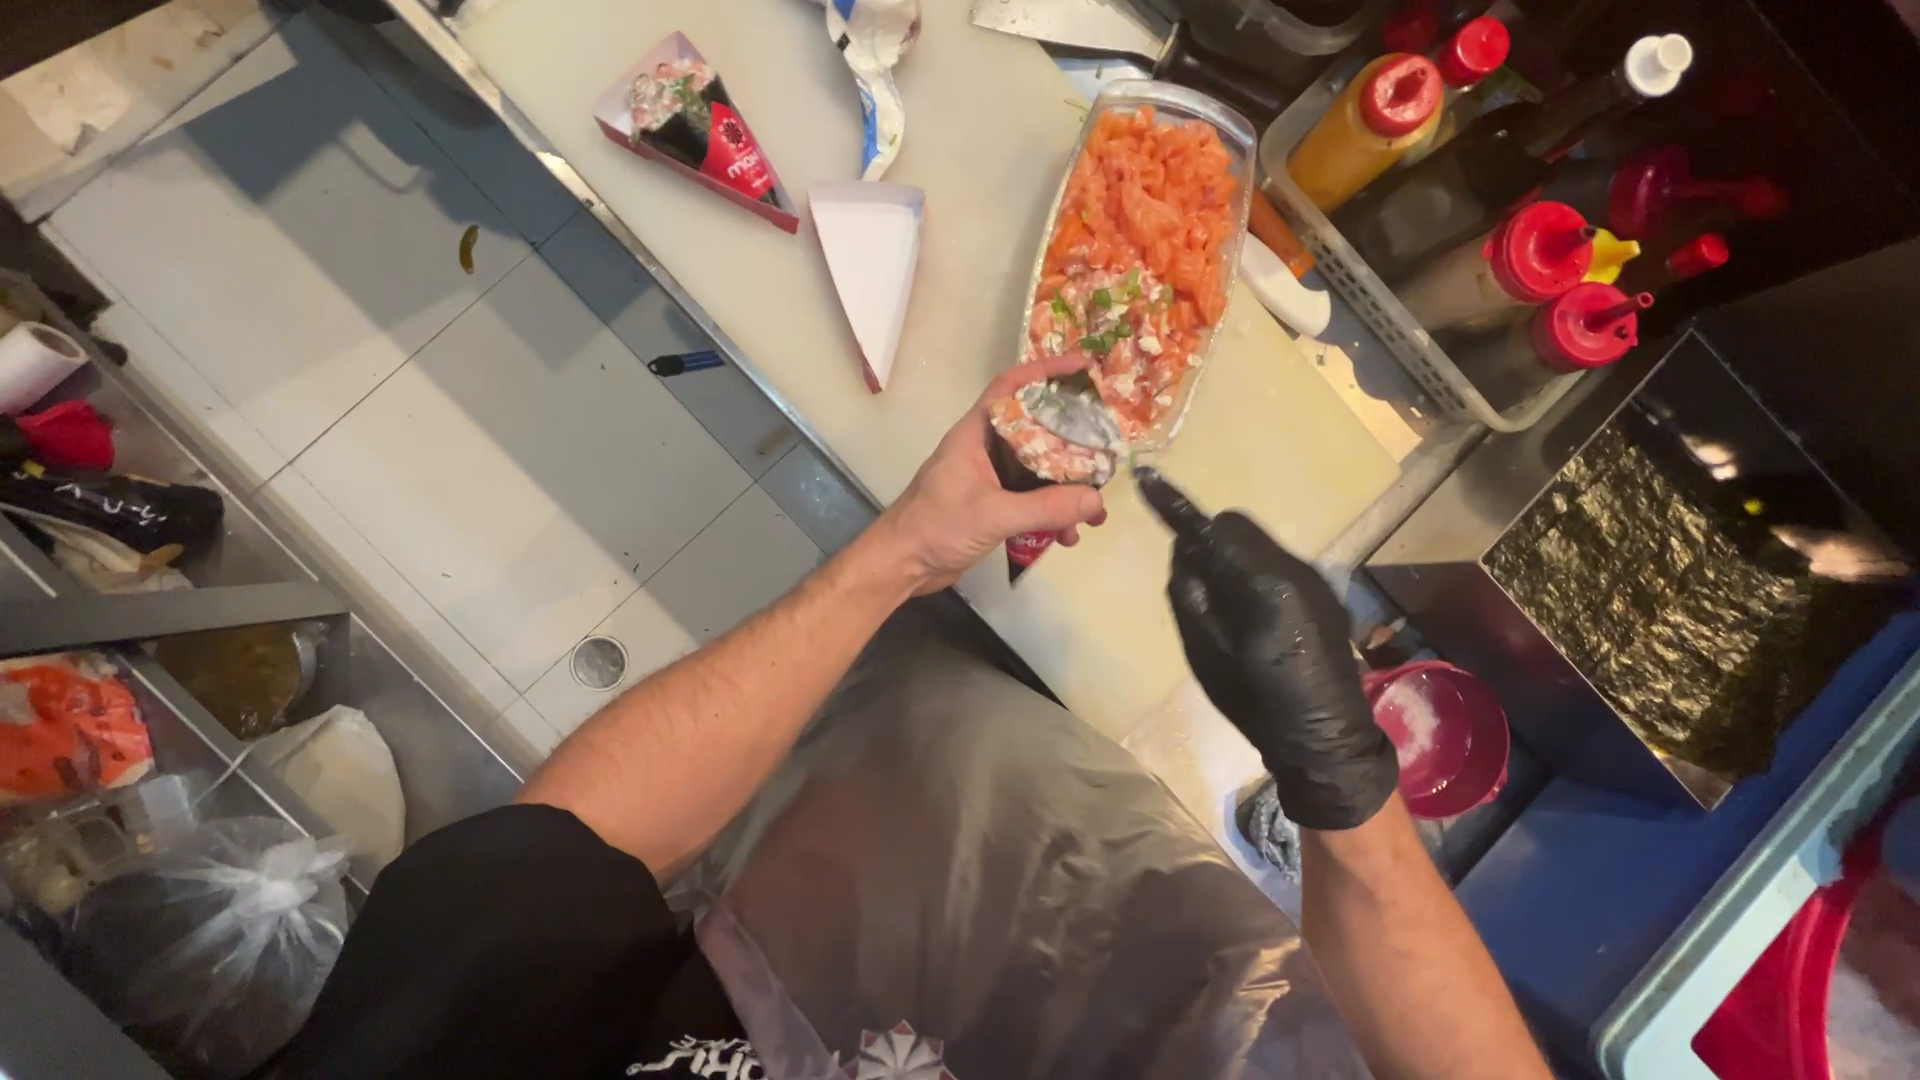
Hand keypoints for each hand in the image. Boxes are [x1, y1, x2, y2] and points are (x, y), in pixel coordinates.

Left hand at [873, 354, 1108, 595]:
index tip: (1081, 368)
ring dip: (1066, 490)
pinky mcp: (992, 506)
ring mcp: (988, 479)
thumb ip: (1045, 508)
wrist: (902, 564)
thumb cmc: (936, 526)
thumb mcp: (993, 514)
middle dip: (1071, 443)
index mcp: (976, 434)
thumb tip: (1095, 499)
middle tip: (1104, 451)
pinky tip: (1067, 537)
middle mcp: (984, 450)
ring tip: (1094, 512)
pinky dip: (1051, 515)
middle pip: (1035, 431)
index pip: (1010, 387)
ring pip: (1037, 472)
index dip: (1044, 371)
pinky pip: (1030, 502)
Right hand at [1141, 470, 1395, 830]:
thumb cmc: (1253, 701)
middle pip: (1237, 525)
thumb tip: (1185, 549)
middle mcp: (1294, 567)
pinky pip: (1276, 562)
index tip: (1148, 480)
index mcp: (1261, 584)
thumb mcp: (1204, 651)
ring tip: (1227, 606)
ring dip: (1233, 558)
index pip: (1214, 527)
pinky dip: (1254, 573)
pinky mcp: (1323, 590)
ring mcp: (1314, 576)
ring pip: (1257, 542)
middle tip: (1195, 580)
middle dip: (1210, 539)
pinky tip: (1256, 616)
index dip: (1176, 505)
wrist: (1324, 737)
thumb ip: (1188, 591)